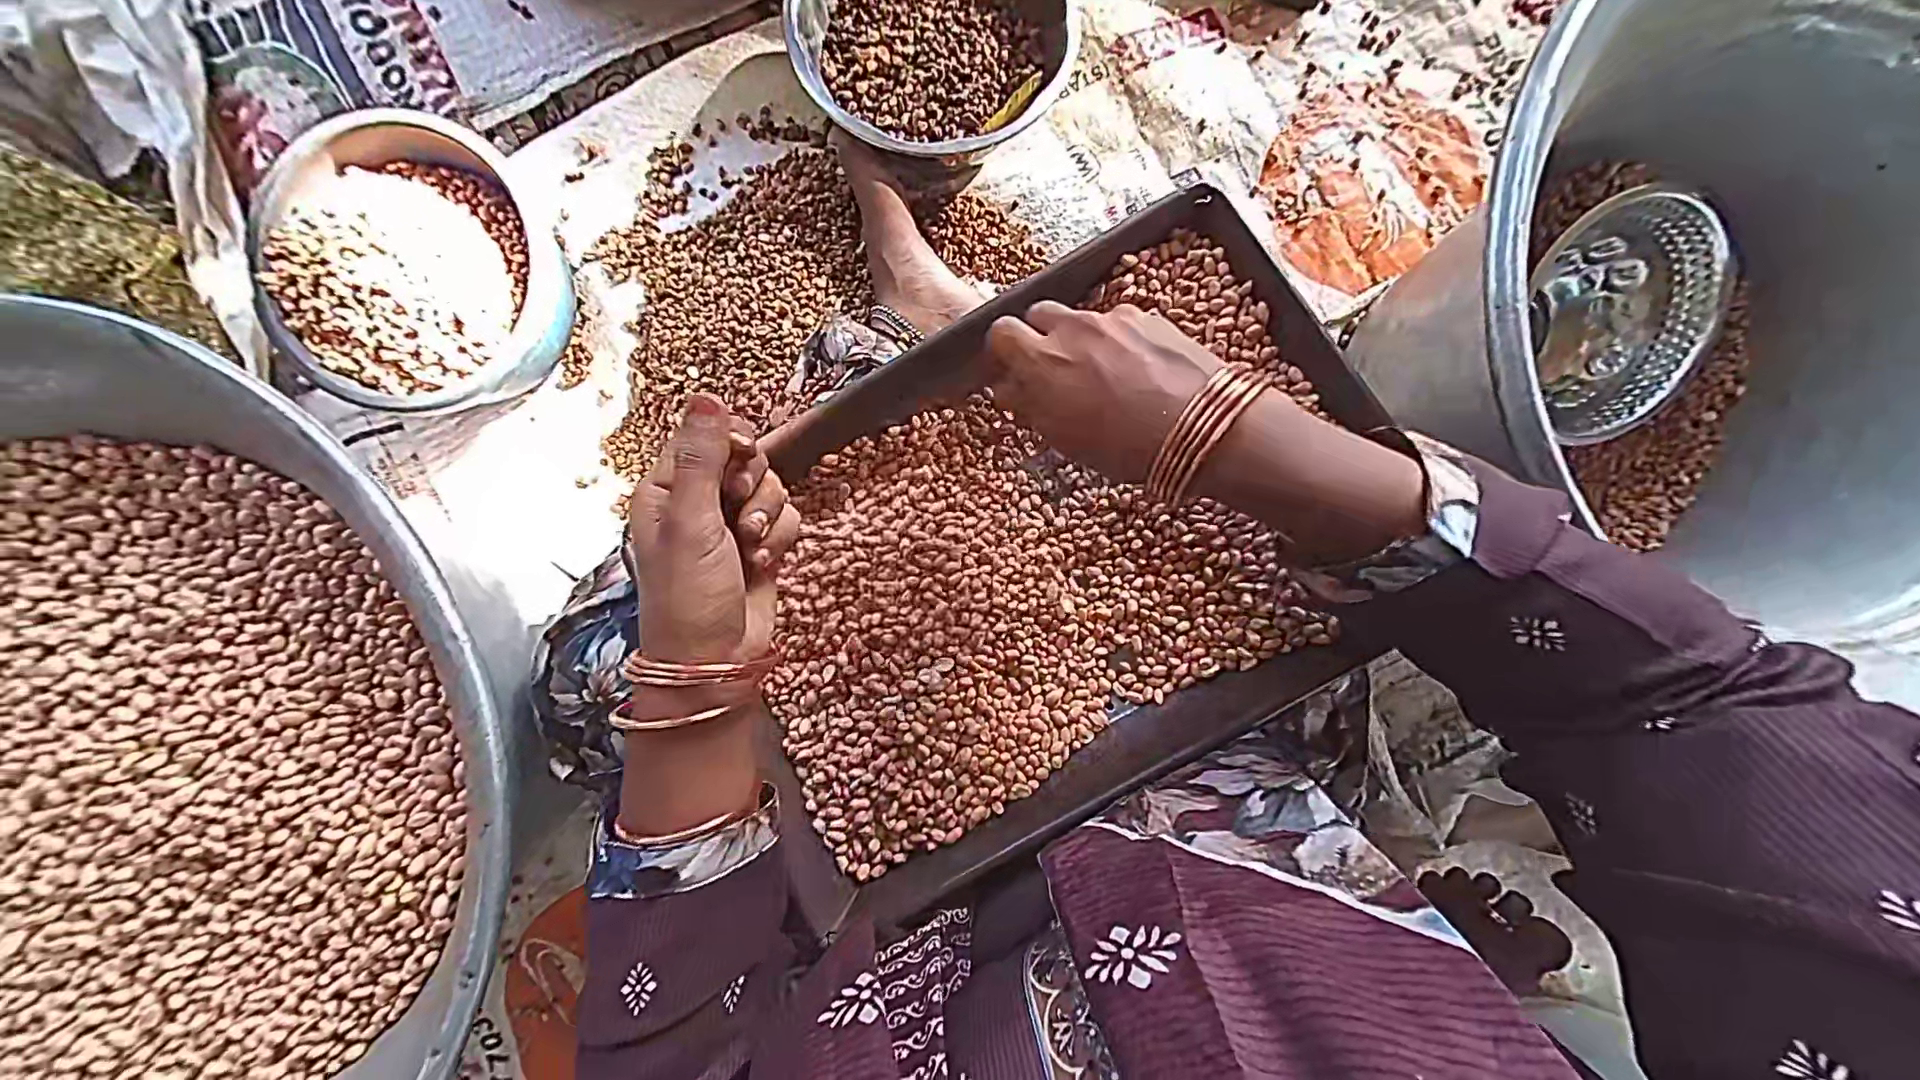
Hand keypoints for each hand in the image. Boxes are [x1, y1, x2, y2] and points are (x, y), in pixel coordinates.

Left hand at [628, 394, 800, 663]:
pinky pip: (787, 517)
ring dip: (769, 515)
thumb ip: (700, 459)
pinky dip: (781, 537)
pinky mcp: (762, 543)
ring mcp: (733, 523)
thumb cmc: (688, 596)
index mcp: (667, 488)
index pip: (705, 436)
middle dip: (753, 485)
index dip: (730, 443)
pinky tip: (763, 561)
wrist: (716, 659)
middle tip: (740, 512)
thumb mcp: (690, 523)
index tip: (742, 461)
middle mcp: (700, 500)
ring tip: (751, 546)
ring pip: (772, 487)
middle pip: (746, 458)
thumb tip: (705, 395)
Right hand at [985, 301, 1231, 484]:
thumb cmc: (1124, 445)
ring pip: (1080, 319)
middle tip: (1053, 368)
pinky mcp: (1146, 316)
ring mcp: (1111, 318)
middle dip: (1040, 336)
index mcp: (1042, 360)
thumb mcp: (1063, 437)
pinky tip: (1134, 370)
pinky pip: (1117, 321)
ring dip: (1079, 339)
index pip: (1001, 332)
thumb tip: (1008, 388)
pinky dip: (1116, 340)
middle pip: (1039, 314)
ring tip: (1099, 374)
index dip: (1003, 348)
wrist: (1197, 427)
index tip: (1010, 365)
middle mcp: (1072, 328)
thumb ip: (1028, 405)